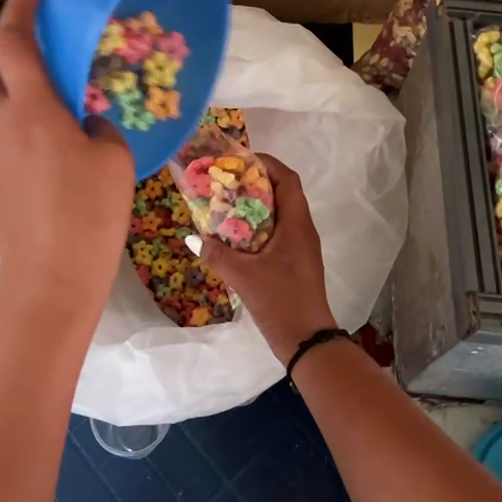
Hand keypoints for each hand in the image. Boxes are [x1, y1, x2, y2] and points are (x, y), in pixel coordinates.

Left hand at [0, 0, 134, 308]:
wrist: (50, 275)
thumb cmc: (90, 212)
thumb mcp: (114, 158)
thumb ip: (98, 126)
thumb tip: (85, 122)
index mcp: (34, 108)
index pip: (14, 42)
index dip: (19, 10)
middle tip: (28, 55)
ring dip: (4, 95)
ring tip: (40, 114)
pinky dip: (10, 134)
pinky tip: (39, 161)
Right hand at [198, 154, 337, 362]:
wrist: (306, 340)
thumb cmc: (280, 300)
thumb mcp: (243, 276)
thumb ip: (217, 254)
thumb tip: (194, 237)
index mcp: (297, 224)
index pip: (287, 179)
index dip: (266, 164)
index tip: (239, 161)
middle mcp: (303, 230)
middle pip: (283, 193)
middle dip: (255, 184)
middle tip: (226, 183)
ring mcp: (302, 247)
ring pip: (281, 214)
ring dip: (256, 207)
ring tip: (226, 206)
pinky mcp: (297, 262)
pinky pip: (279, 233)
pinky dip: (259, 227)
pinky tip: (236, 238)